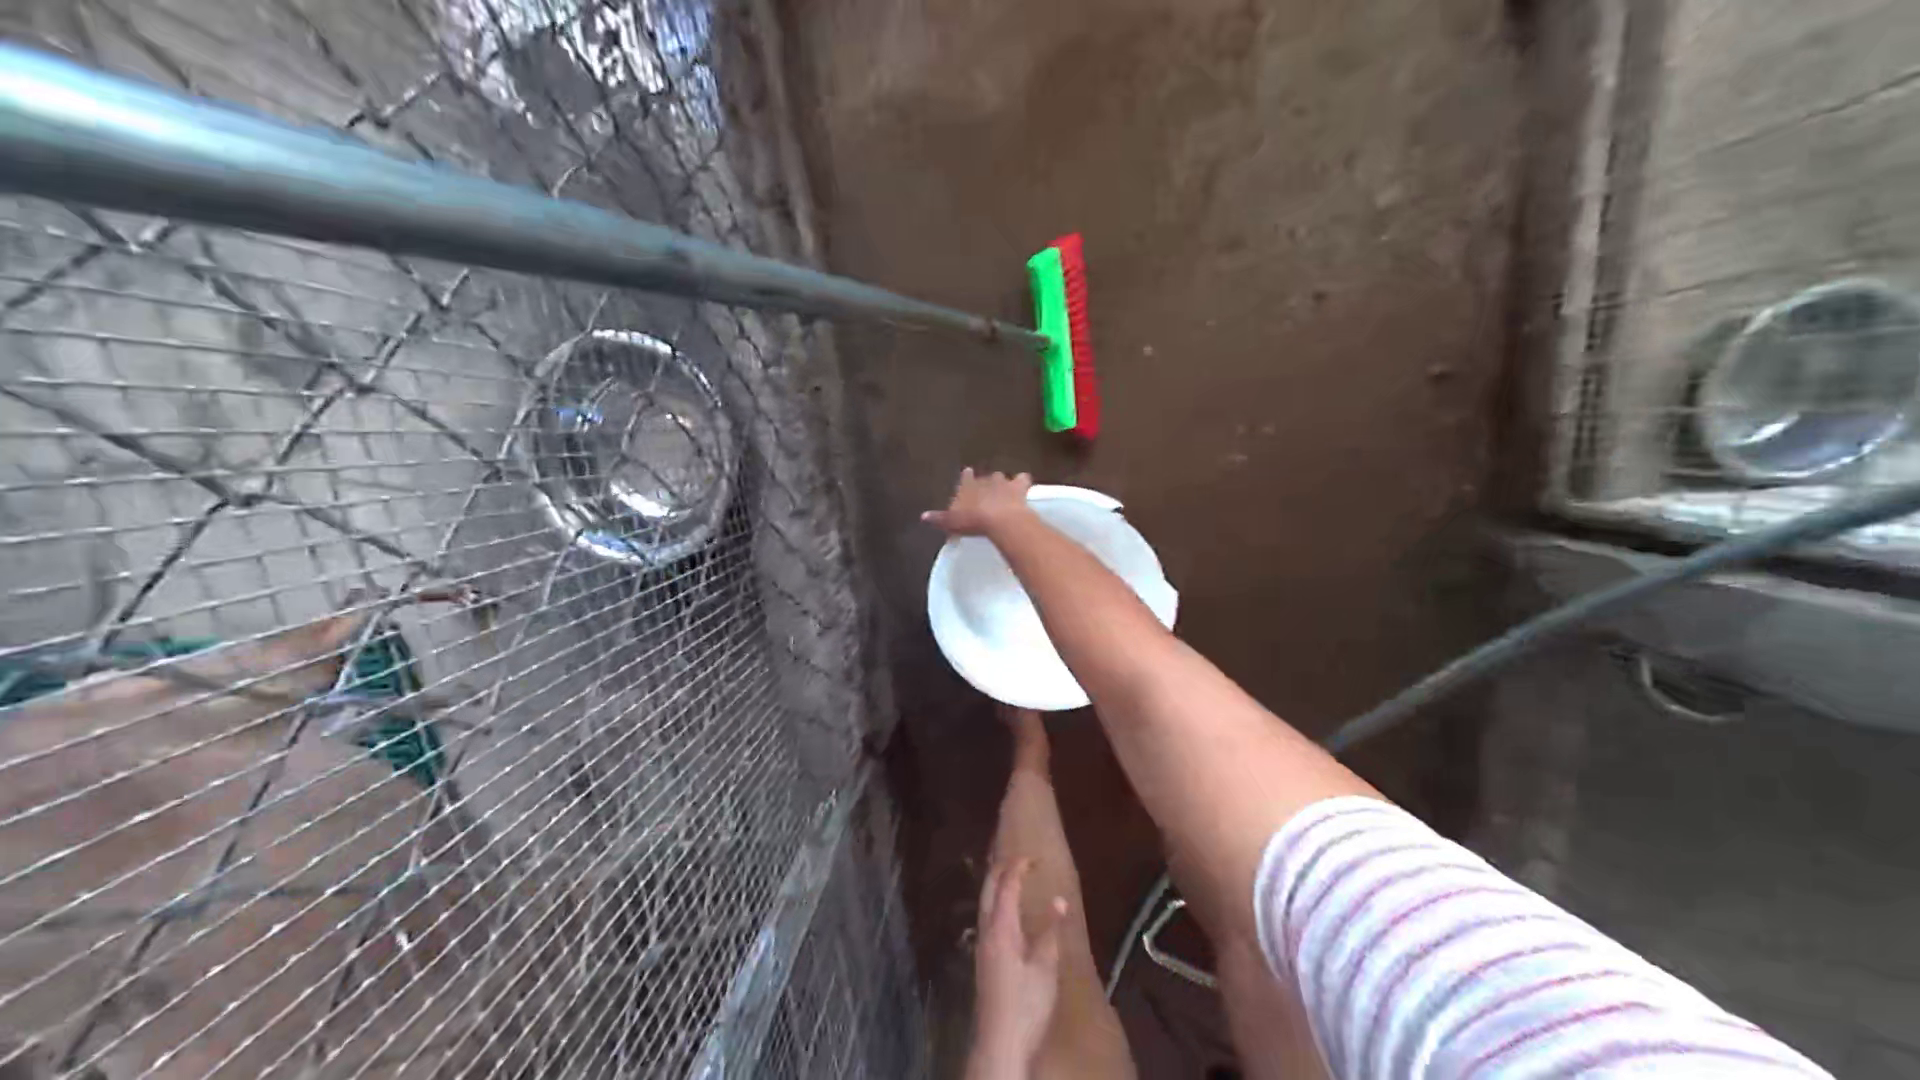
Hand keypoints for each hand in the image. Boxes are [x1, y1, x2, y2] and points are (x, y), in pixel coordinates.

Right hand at [923, 468, 1033, 536]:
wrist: (1000, 520)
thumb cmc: (973, 521)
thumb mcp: (952, 522)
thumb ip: (939, 518)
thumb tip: (923, 517)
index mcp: (968, 485)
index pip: (966, 477)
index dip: (967, 478)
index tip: (967, 476)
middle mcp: (985, 479)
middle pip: (985, 477)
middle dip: (986, 482)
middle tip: (987, 492)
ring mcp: (1003, 482)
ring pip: (1003, 477)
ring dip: (1004, 483)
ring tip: (1006, 490)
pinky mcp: (1019, 487)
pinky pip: (1023, 479)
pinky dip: (1023, 482)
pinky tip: (1025, 486)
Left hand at [966, 858, 1065, 1078]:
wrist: (999, 1042)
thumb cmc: (1026, 1004)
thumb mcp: (1046, 968)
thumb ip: (1051, 931)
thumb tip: (1059, 900)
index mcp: (1001, 927)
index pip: (1007, 885)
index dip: (1019, 867)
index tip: (1035, 858)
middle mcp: (986, 929)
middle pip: (989, 887)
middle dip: (1002, 868)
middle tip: (1021, 858)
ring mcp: (981, 944)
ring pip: (984, 901)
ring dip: (996, 882)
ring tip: (1010, 873)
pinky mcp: (983, 957)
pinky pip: (986, 914)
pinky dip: (994, 899)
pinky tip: (1004, 908)